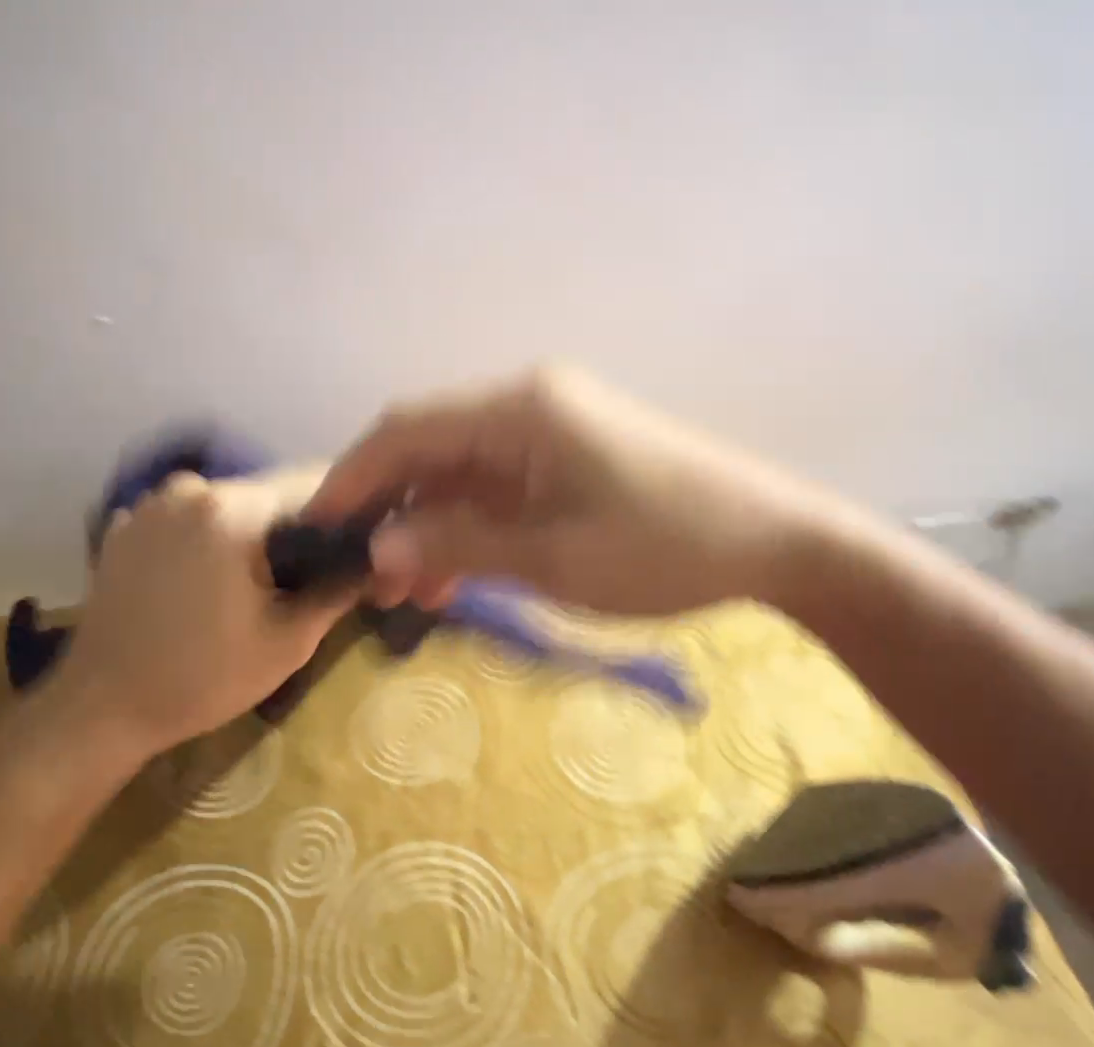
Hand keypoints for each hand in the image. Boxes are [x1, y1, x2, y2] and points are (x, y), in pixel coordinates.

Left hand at [52, 472, 356, 758]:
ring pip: (225, 508)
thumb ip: (337, 590)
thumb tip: (373, 559)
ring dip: (248, 537)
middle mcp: (187, 489)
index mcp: (231, 508)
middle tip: (310, 577)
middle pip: (266, 496)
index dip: (341, 518)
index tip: (356, 549)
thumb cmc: (202, 678)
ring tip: (260, 586)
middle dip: (293, 530)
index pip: (311, 488)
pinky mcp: (123, 528)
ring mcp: (149, 505)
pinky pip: (186, 523)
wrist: (102, 709)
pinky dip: (206, 543)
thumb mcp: (288, 642)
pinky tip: (209, 586)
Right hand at [304, 366, 846, 615]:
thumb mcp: (553, 558)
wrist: (777, 542)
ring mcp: (550, 431)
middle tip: (356, 576)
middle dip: (385, 509)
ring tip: (401, 594)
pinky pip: (496, 488)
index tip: (315, 532)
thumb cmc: (666, 547)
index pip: (405, 430)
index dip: (351, 479)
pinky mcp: (568, 459)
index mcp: (520, 410)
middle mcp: (526, 405)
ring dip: (425, 526)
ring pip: (459, 473)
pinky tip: (451, 577)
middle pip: (427, 448)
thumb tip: (377, 551)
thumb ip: (458, 546)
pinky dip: (467, 527)